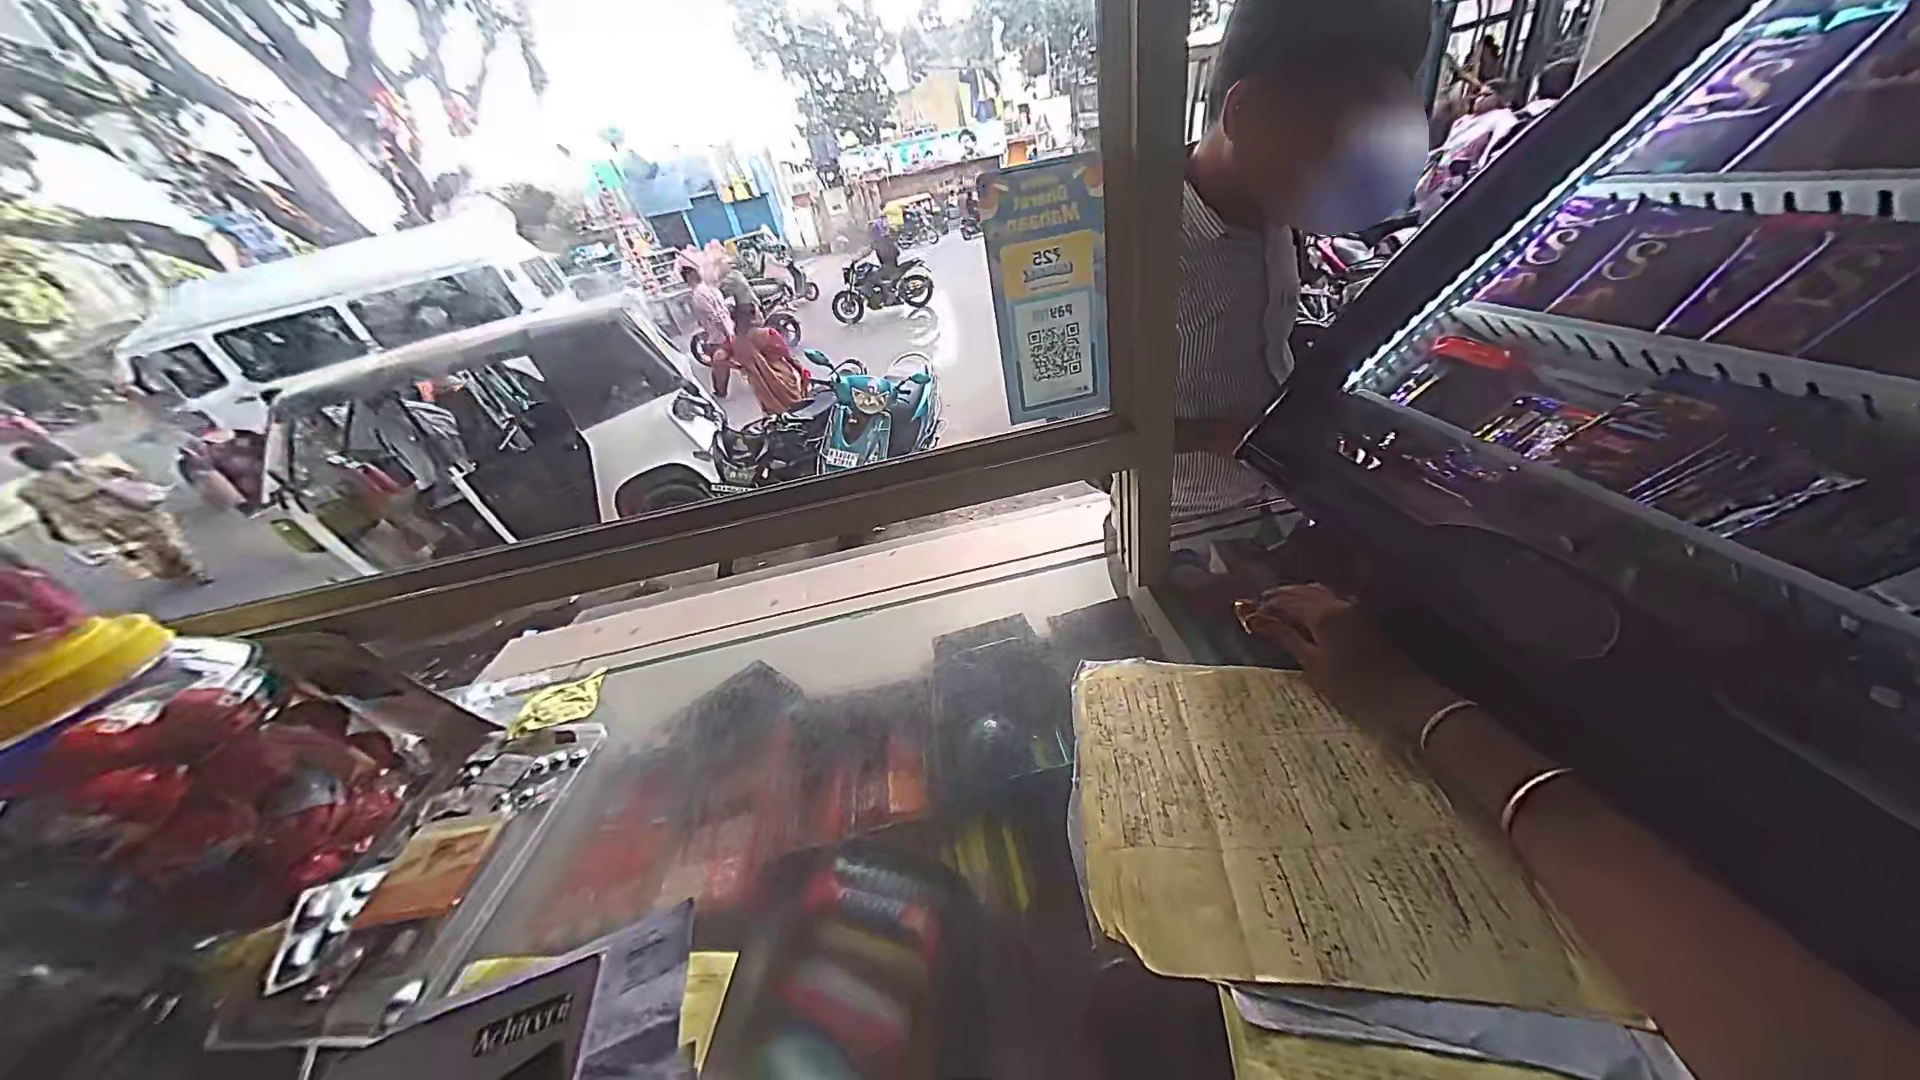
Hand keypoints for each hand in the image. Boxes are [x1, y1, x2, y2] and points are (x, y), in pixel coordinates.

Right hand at [1239, 584, 1458, 749]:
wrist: (1405, 697)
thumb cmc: (1353, 685)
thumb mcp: (1312, 662)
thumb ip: (1282, 635)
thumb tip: (1251, 617)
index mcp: (1322, 612)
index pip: (1283, 600)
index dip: (1261, 605)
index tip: (1242, 613)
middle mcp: (1336, 603)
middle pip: (1299, 592)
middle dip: (1274, 598)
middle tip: (1253, 610)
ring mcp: (1351, 608)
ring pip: (1314, 593)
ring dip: (1292, 598)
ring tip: (1273, 612)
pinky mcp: (1359, 617)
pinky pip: (1327, 599)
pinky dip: (1308, 602)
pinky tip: (1301, 615)